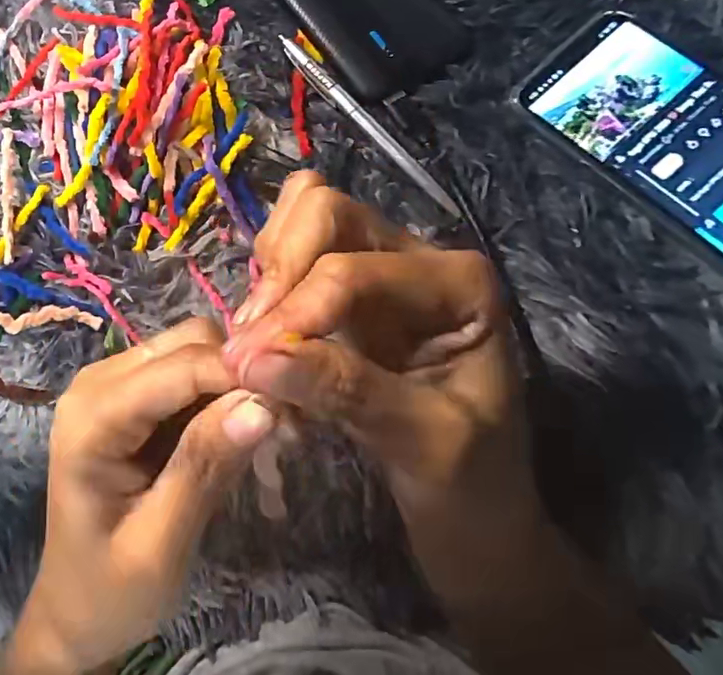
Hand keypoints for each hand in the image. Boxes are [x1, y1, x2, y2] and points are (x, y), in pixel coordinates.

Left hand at [0, 319, 277, 674]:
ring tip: (264, 433)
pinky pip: (184, 370)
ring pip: (190, 350)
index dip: (239, 374)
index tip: (293, 406)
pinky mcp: (129, 394)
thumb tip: (262, 406)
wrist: (74, 611)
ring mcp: (112, 382)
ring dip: (231, 382)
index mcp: (92, 416)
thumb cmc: (110, 590)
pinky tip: (237, 431)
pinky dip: (217, 393)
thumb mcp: (160, 544)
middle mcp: (97, 381)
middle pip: (186, 343)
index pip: (180, 366)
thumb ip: (204, 468)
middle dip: (237, 374)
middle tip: (280, 427)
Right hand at [220, 171, 539, 611]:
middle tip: (251, 339)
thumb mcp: (421, 443)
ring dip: (270, 268)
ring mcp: (376, 264)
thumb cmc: (470, 482)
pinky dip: (267, 278)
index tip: (247, 365)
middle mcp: (415, 256)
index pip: (352, 271)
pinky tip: (264, 334)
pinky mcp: (343, 286)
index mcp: (457, 283)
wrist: (475, 513)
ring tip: (257, 337)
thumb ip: (343, 390)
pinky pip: (291, 249)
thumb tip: (254, 358)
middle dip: (281, 268)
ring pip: (302, 215)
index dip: (295, 312)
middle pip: (325, 210)